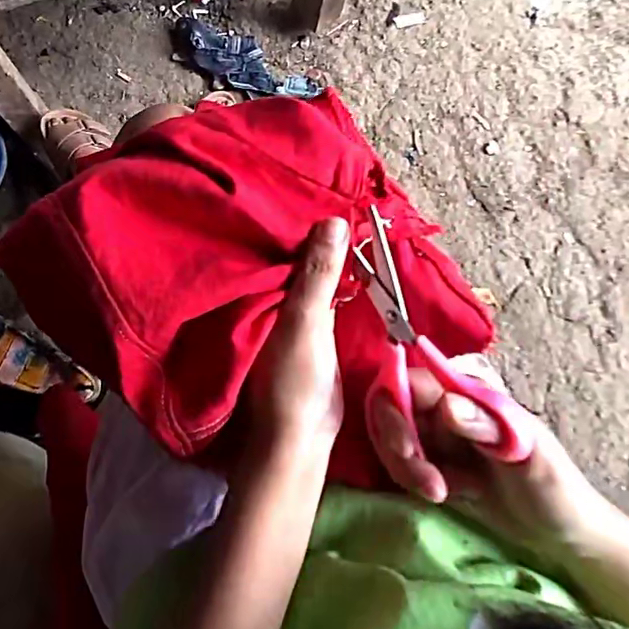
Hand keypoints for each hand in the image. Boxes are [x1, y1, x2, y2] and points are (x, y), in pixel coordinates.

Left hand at [244, 217, 349, 460]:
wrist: (302, 436)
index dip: (305, 221)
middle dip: (323, 237)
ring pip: (317, 277)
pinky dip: (342, 283)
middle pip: (302, 259)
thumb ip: (318, 274)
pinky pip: (328, 297)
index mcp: (265, 292)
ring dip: (335, 259)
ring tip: (363, 226)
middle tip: (355, 202)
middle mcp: (276, 299)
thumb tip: (335, 220)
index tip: (331, 191)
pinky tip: (361, 268)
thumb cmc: (294, 378)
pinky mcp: (316, 332)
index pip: (284, 245)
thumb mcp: (306, 320)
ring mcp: (296, 316)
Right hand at [368, 359, 627, 562]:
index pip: (414, 379)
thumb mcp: (530, 454)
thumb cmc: (555, 484)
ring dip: (405, 467)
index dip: (396, 405)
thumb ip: (489, 425)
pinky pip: (401, 462)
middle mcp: (447, 404)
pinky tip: (441, 496)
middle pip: (393, 406)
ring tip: (439, 494)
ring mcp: (438, 434)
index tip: (407, 446)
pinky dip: (409, 480)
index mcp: (470, 390)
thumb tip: (446, 404)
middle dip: (397, 443)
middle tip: (427, 481)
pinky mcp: (433, 463)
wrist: (563, 532)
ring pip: (393, 436)